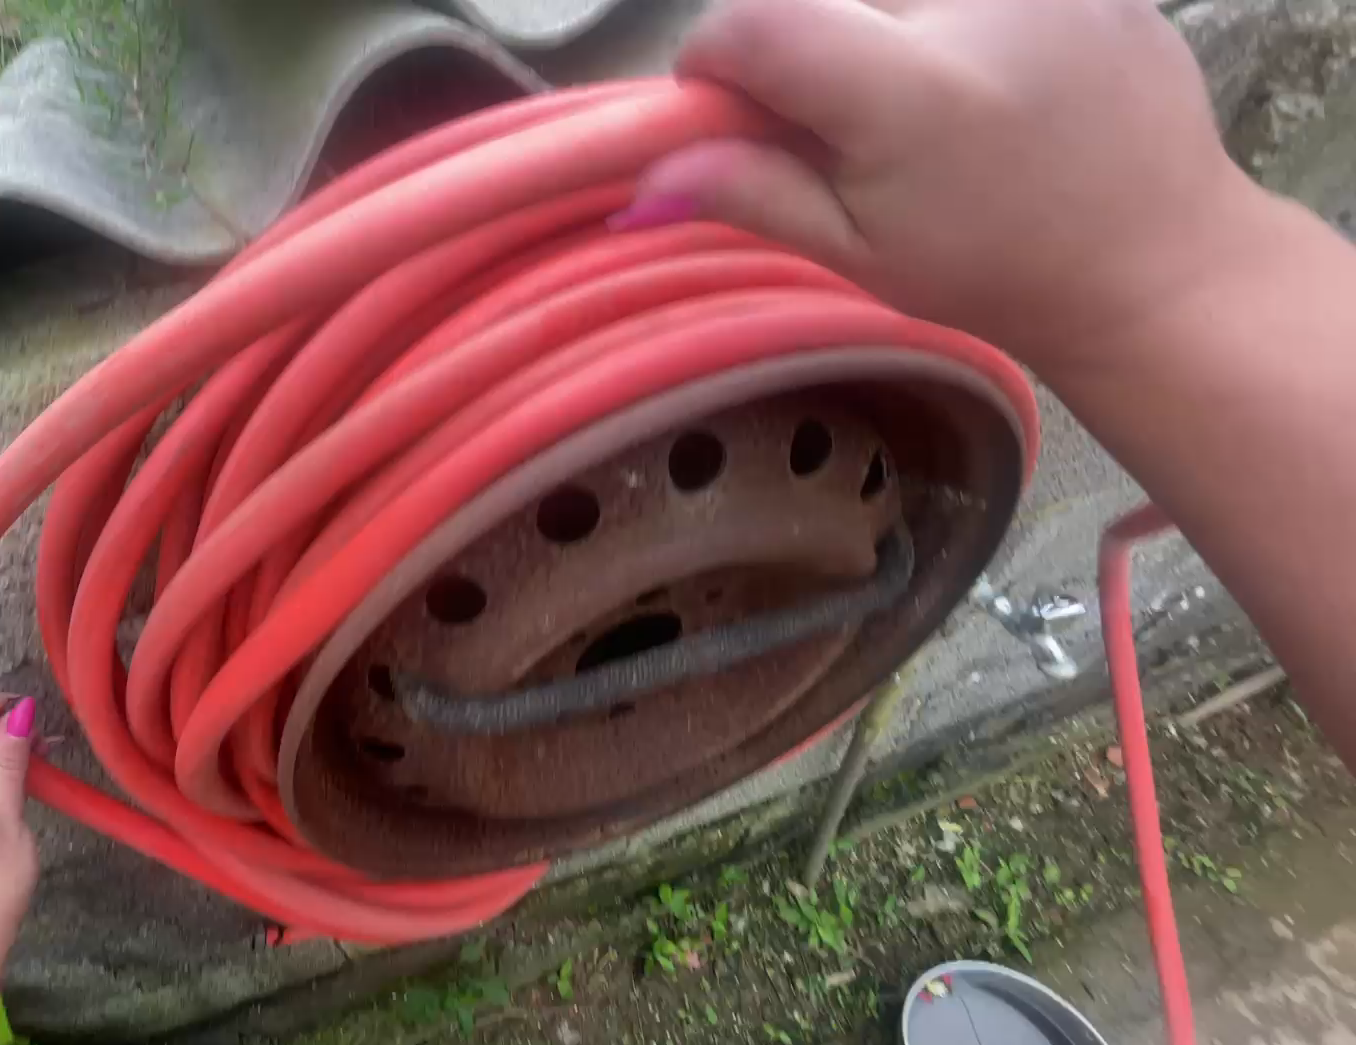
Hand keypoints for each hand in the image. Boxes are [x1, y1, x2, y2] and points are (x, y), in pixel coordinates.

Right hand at [632, 0, 1277, 361]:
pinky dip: (915, 26)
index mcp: (910, 88)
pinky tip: (959, 85)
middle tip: (816, 131)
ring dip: (852, 37)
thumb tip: (646, 180)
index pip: (761, 20)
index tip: (709, 107)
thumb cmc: (981, 272)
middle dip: (786, 55)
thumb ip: (752, 194)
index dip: (709, 56)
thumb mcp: (850, 251)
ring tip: (894, 112)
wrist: (1147, 251)